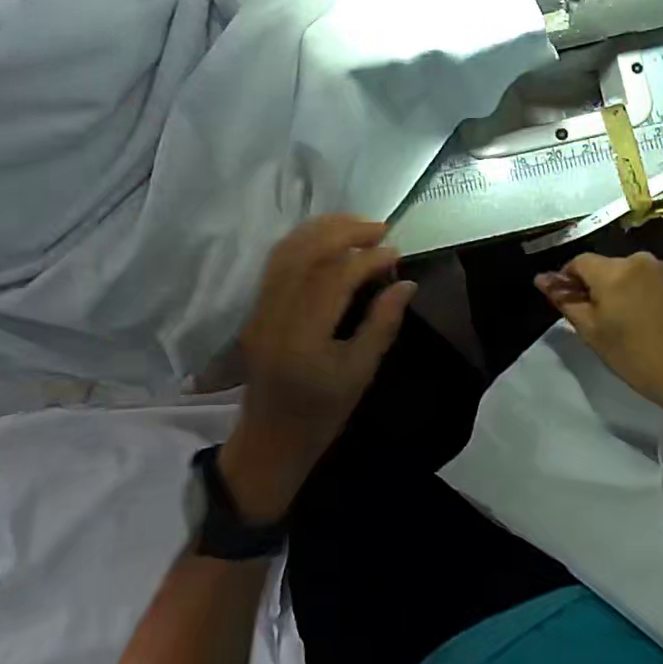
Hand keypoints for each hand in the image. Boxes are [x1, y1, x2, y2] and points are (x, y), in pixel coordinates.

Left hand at [222, 216, 414, 521]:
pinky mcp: (256, 308)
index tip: (396, 253)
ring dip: (323, 230)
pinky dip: (304, 241)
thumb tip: (406, 283)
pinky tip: (327, 238)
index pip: (335, 278)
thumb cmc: (321, 412)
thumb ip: (382, 324)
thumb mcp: (360, 373)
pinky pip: (277, 261)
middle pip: (306, 253)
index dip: (368, 259)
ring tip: (358, 225)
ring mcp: (260, 309)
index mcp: (302, 336)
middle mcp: (274, 314)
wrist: (270, 438)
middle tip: (380, 228)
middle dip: (345, 232)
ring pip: (287, 250)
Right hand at [534, 252, 662, 428]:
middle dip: (594, 284)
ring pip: (624, 270)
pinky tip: (641, 314)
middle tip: (595, 316)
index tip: (569, 302)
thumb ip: (564, 299)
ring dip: (616, 286)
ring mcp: (659, 267)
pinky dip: (637, 289)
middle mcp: (637, 259)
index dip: (568, 279)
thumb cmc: (631, 354)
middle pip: (603, 265)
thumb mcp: (590, 329)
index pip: (578, 262)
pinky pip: (645, 276)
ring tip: (621, 317)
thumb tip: (541, 278)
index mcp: (612, 271)